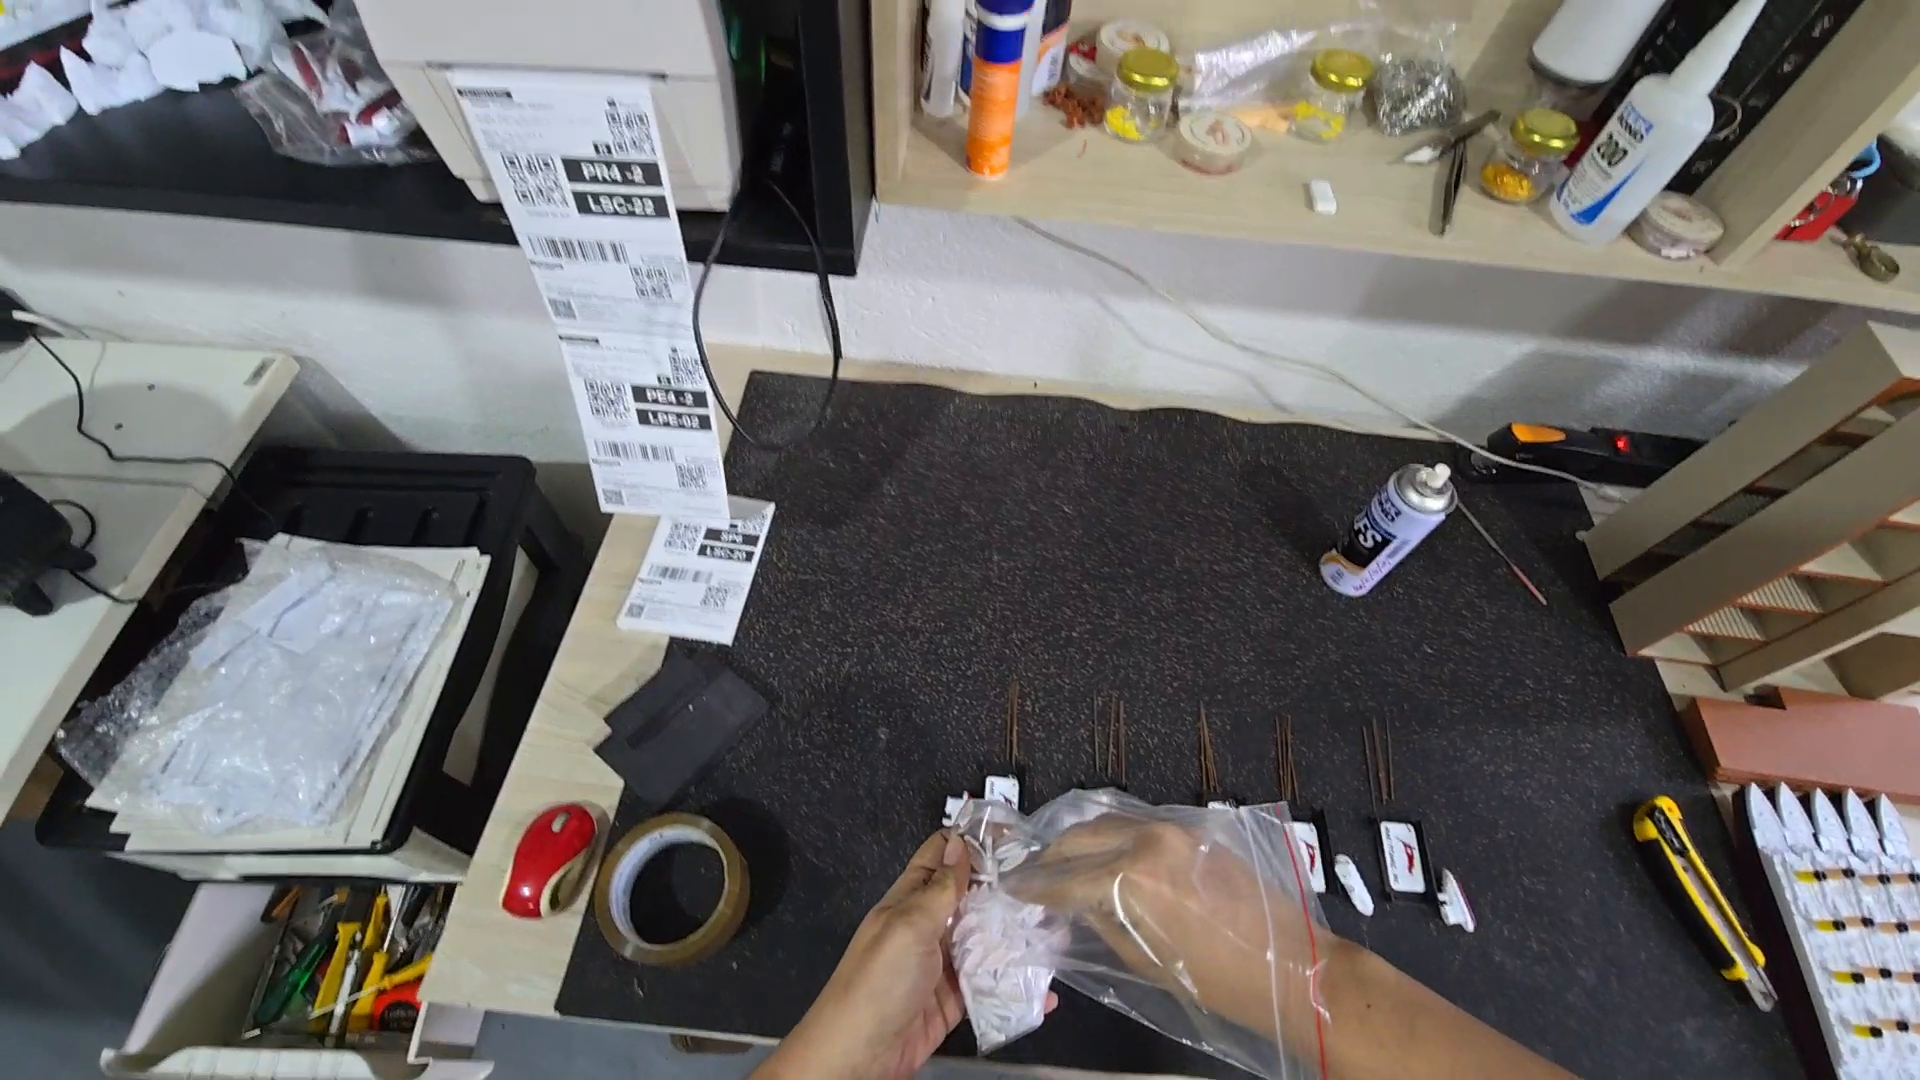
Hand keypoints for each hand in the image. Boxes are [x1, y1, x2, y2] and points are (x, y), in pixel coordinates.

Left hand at [756, 831, 1054, 1079]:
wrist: (856, 1059)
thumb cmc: (878, 983)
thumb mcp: (909, 925)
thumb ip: (939, 887)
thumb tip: (959, 841)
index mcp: (912, 898)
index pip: (943, 854)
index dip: (974, 842)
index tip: (1015, 838)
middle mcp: (928, 925)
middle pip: (970, 898)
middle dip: (1005, 892)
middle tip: (1049, 889)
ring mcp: (941, 964)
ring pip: (984, 942)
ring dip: (1015, 940)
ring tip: (1058, 936)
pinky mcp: (952, 1001)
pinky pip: (987, 987)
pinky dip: (1014, 989)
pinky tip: (1046, 992)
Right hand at [1005, 811, 1325, 1045]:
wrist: (1290, 964)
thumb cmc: (1215, 979)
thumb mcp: (1144, 961)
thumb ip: (1099, 923)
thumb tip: (1069, 908)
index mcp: (1130, 882)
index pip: (1064, 879)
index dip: (1034, 886)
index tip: (1012, 887)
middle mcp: (1144, 841)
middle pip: (1077, 837)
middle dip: (1049, 856)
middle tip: (1031, 873)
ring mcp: (1168, 828)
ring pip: (1103, 822)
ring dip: (1077, 840)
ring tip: (1060, 861)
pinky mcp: (1188, 826)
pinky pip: (1134, 821)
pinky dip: (1109, 834)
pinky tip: (1099, 850)